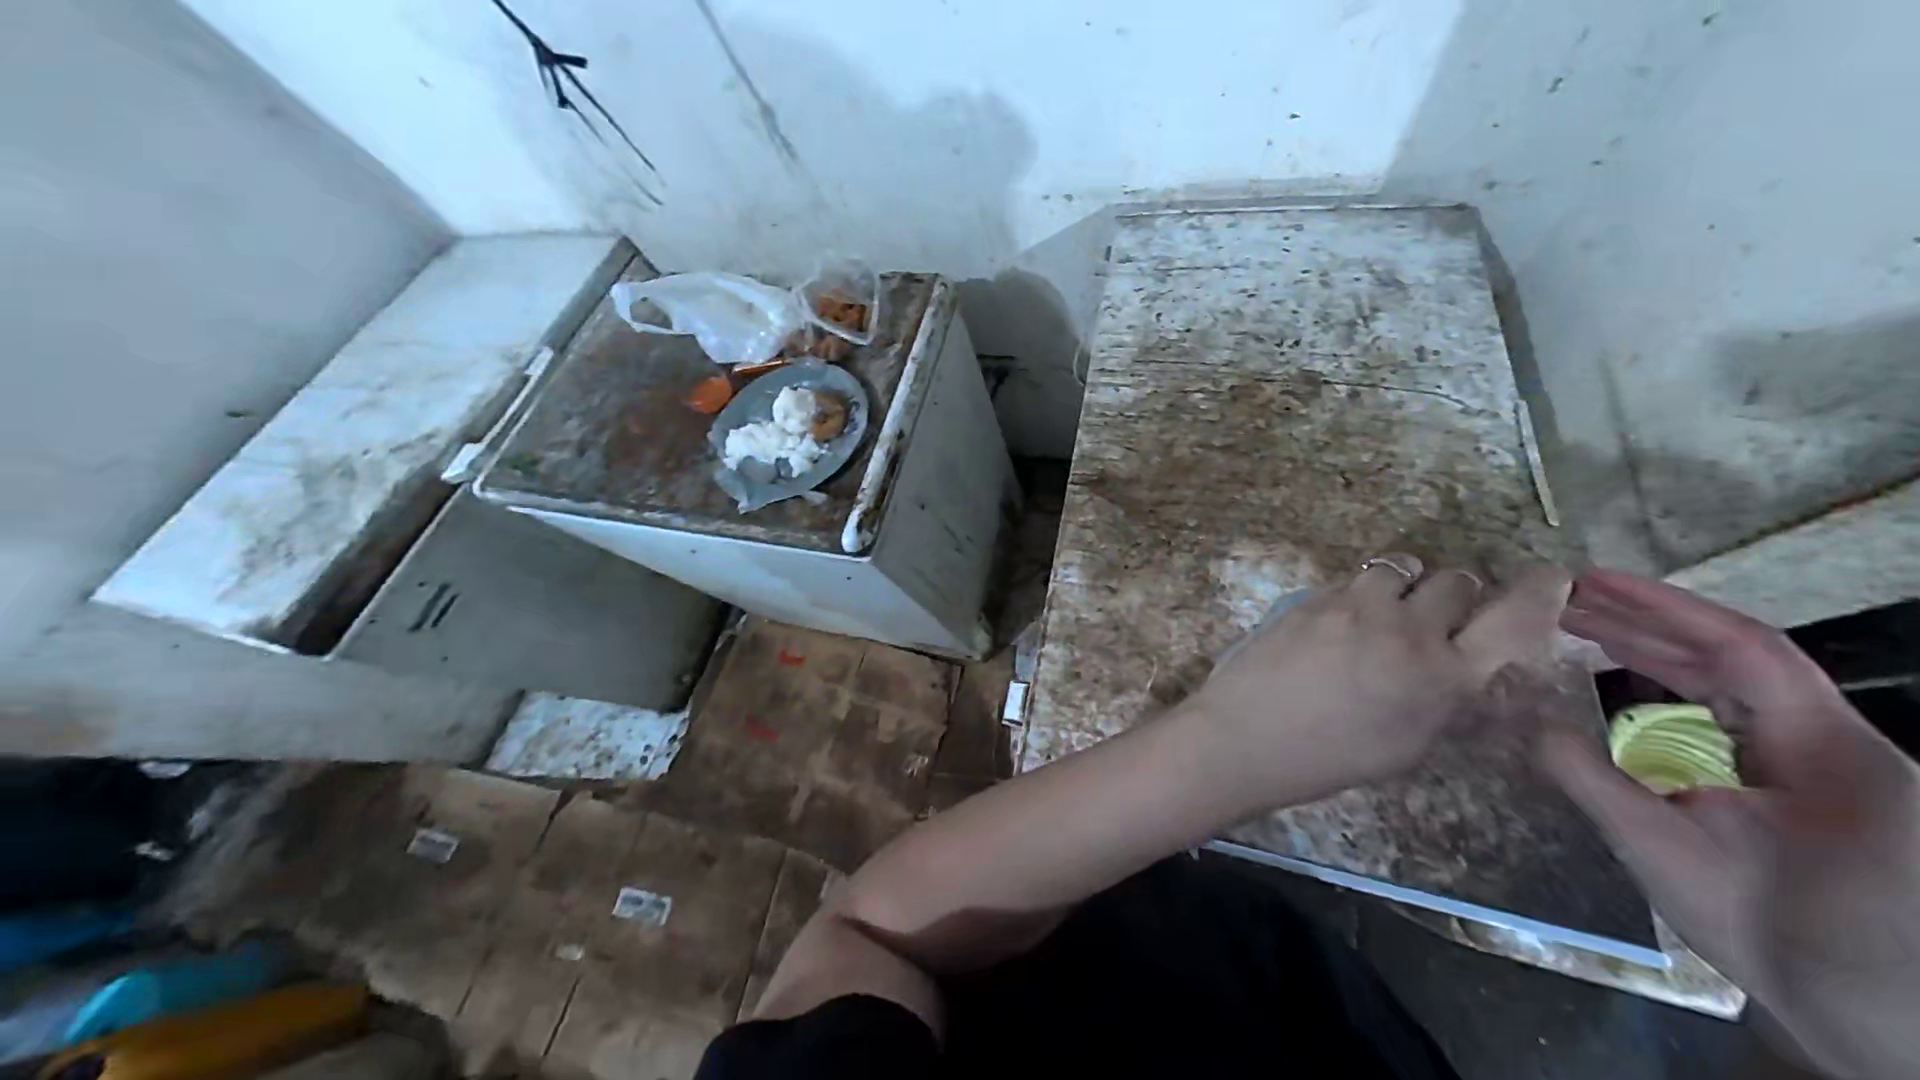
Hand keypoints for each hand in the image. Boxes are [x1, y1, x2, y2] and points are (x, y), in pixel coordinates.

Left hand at [1185, 556, 1571, 805]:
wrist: (1246, 737)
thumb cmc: (1329, 758)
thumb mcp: (1408, 743)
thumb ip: (1444, 697)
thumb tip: (1461, 668)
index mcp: (1447, 679)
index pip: (1515, 621)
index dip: (1537, 594)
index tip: (1550, 577)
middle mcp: (1410, 632)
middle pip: (1456, 582)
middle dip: (1454, 593)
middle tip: (1435, 614)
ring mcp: (1357, 609)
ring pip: (1401, 568)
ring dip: (1403, 583)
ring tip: (1385, 607)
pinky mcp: (1313, 598)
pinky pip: (1351, 580)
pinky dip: (1357, 592)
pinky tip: (1340, 619)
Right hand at [1541, 570, 1919, 1079]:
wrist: (1875, 1021)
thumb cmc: (1778, 932)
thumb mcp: (1668, 852)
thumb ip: (1592, 778)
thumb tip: (1528, 722)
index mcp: (1819, 748)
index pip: (1738, 648)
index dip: (1661, 607)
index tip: (1589, 582)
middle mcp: (1829, 741)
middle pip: (1733, 657)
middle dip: (1646, 622)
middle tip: (1565, 599)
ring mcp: (1823, 764)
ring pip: (1735, 684)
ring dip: (1659, 652)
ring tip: (1583, 627)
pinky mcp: (1805, 786)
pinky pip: (1733, 716)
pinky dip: (1676, 689)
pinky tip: (1630, 683)